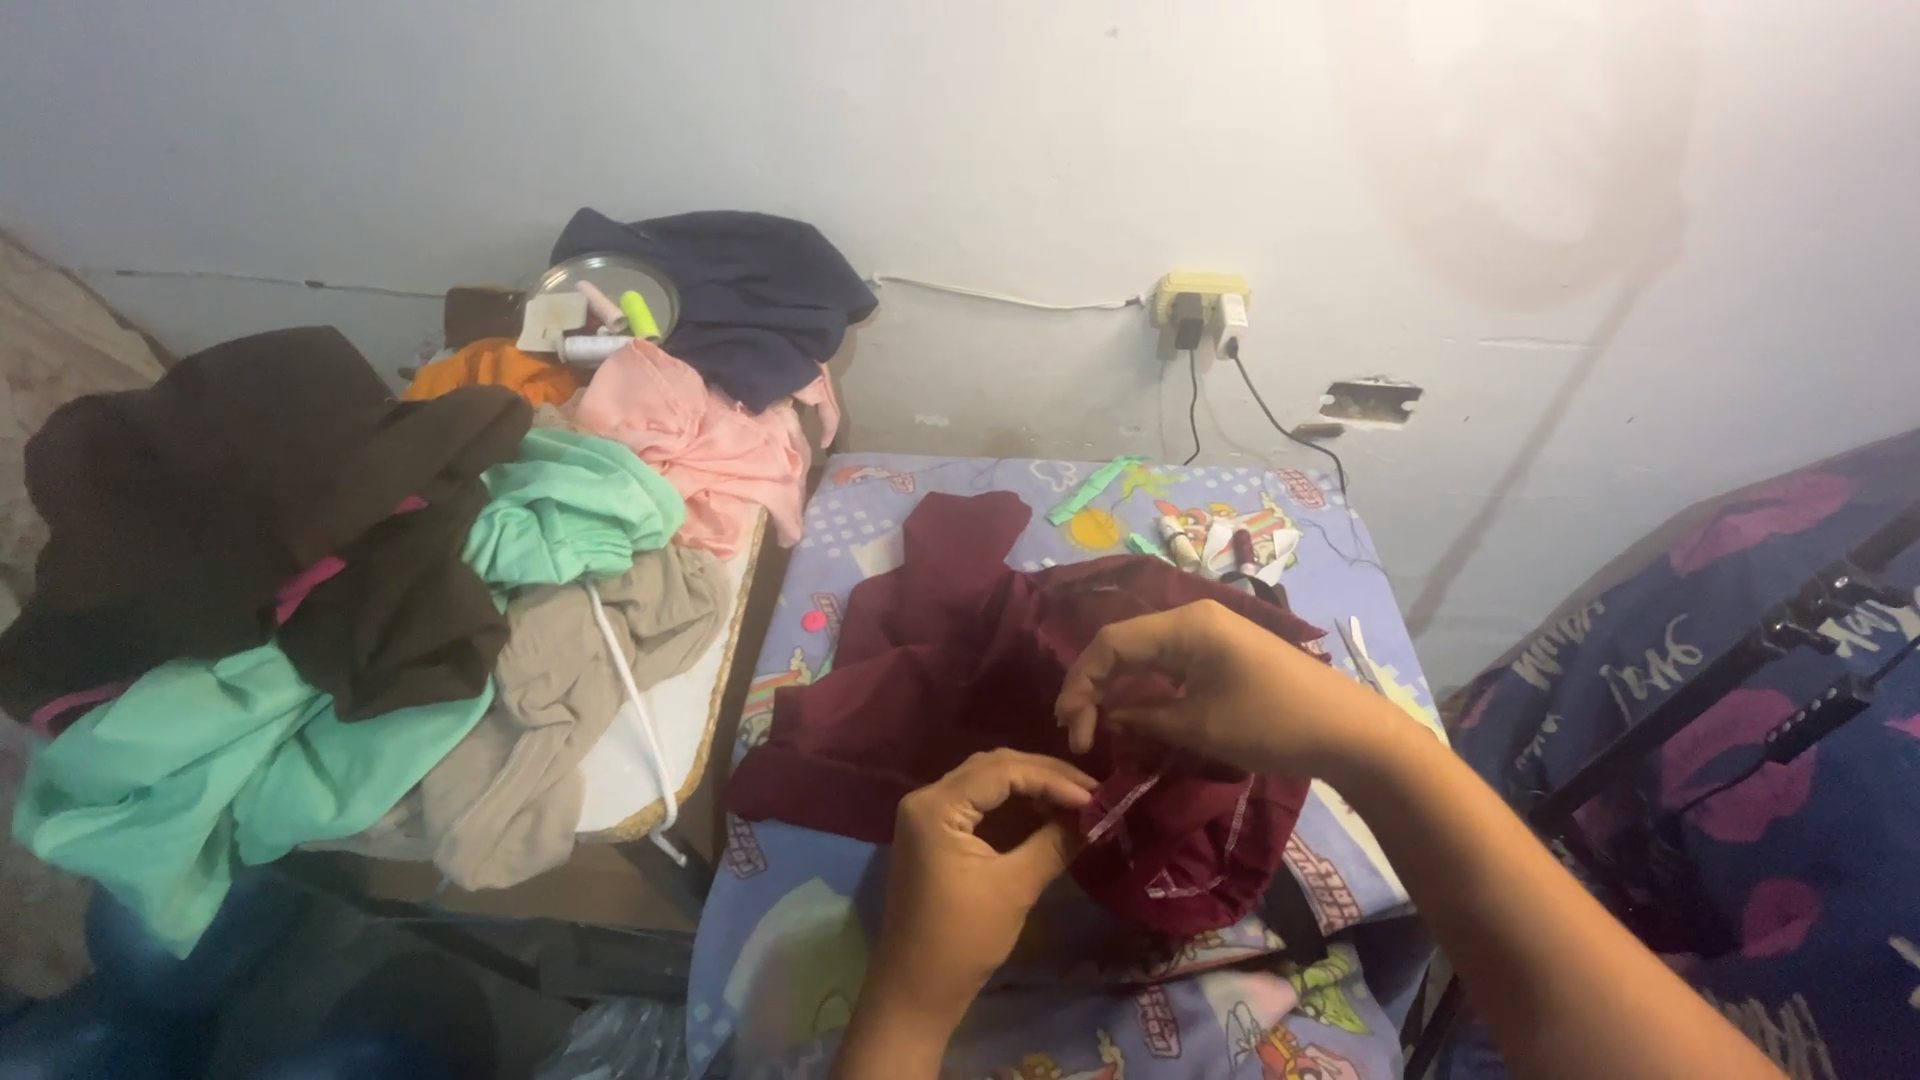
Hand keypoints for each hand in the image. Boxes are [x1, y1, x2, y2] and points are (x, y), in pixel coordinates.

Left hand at [867, 750, 1095, 1027]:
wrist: (915, 991)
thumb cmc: (961, 941)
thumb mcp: (1014, 888)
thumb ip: (1054, 843)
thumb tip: (1097, 817)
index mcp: (936, 805)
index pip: (1001, 770)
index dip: (1051, 779)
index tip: (1094, 797)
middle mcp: (927, 798)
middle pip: (993, 767)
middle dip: (1045, 776)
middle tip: (1092, 792)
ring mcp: (930, 814)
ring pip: (988, 781)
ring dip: (1032, 787)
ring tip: (1077, 802)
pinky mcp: (938, 832)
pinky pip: (981, 803)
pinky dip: (1016, 806)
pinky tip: (1048, 814)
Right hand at [1055, 599, 1408, 779]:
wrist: (1351, 732)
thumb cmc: (1273, 723)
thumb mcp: (1199, 726)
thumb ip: (1143, 717)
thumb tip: (1105, 716)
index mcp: (1184, 624)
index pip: (1111, 643)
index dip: (1080, 682)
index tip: (1068, 725)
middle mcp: (1191, 619)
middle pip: (1122, 644)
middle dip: (1092, 685)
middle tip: (1076, 730)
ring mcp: (1207, 634)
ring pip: (1142, 653)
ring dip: (1114, 686)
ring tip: (1094, 724)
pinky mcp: (1219, 652)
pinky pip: (1165, 663)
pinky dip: (1142, 686)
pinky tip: (1130, 711)